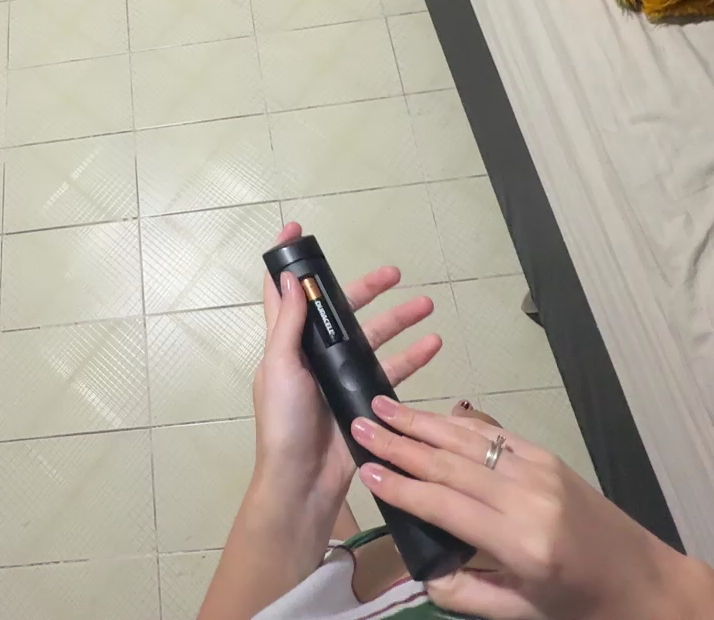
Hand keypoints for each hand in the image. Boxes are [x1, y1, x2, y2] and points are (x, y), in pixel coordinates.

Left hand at [252, 223, 441, 517]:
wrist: (304, 484)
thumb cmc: (284, 423)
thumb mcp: (280, 366)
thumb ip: (288, 323)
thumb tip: (292, 277)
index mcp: (288, 342)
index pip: (285, 292)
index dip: (288, 261)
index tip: (296, 230)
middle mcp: (314, 352)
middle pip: (342, 310)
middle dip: (366, 289)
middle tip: (394, 272)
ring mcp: (340, 374)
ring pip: (373, 337)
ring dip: (399, 320)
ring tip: (426, 304)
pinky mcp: (363, 397)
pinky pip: (392, 371)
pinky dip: (412, 357)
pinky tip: (433, 344)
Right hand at [351, 398, 713, 619]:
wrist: (647, 581)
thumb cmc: (581, 606)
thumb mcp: (524, 614)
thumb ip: (466, 594)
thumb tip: (420, 569)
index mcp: (521, 544)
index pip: (445, 506)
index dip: (401, 487)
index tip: (364, 468)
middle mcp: (526, 497)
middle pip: (448, 461)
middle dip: (399, 441)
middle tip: (360, 422)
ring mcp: (536, 468)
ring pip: (465, 437)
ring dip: (420, 419)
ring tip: (382, 405)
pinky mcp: (544, 453)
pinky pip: (490, 431)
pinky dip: (454, 420)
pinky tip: (428, 412)